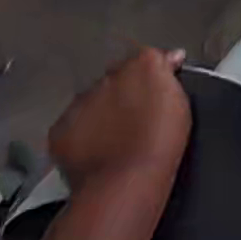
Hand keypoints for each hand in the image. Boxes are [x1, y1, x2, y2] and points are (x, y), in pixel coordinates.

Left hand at [49, 47, 190, 193]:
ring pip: (93, 99)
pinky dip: (84, 132)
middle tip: (138, 117)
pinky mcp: (60, 128)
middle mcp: (109, 76)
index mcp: (143, 64)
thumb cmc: (163, 142)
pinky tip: (96, 148)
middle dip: (125, 91)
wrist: (126, 181)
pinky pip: (74, 124)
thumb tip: (170, 58)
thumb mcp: (180, 103)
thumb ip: (170, 76)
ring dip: (103, 110)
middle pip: (118, 77)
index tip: (160, 90)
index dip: (155, 74)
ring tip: (116, 136)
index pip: (149, 58)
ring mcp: (81, 101)